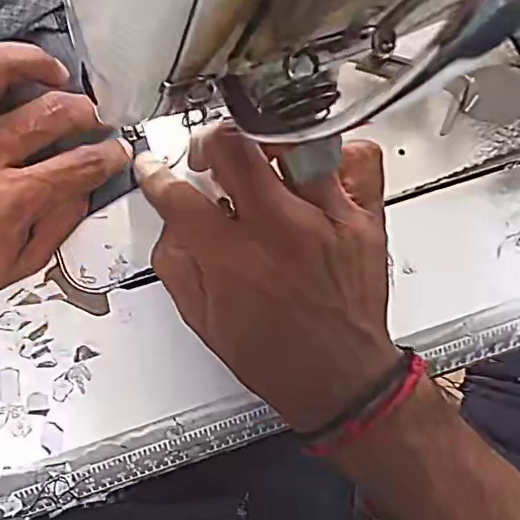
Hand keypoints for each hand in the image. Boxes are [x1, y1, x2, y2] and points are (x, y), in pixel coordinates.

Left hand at [0, 43, 129, 367]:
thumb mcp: (20, 264)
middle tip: (91, 116)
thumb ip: (60, 222)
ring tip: (48, 71)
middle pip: (49, 111)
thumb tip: (86, 187)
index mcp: (9, 201)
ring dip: (31, 61)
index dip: (109, 153)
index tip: (114, 149)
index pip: (80, 163)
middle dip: (86, 111)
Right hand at [135, 124, 397, 432]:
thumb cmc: (275, 355)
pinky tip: (313, 171)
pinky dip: (333, 154)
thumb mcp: (202, 317)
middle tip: (207, 156)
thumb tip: (170, 224)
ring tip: (258, 159)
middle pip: (233, 149)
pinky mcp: (364, 219)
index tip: (154, 170)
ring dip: (264, 143)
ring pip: (294, 141)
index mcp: (231, 260)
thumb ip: (176, 264)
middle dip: (207, 143)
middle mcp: (280, 231)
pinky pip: (357, 156)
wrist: (338, 378)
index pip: (179, 196)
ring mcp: (326, 220)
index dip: (156, 176)